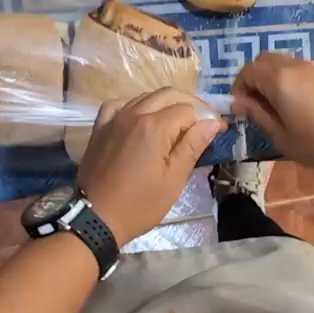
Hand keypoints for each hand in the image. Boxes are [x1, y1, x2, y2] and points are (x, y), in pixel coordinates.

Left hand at [77, 88, 226, 243]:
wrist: (96, 217)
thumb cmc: (140, 204)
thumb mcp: (174, 179)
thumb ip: (193, 146)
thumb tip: (212, 122)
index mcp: (155, 126)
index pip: (189, 110)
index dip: (206, 119)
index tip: (217, 132)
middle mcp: (134, 114)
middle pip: (168, 95)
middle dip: (189, 105)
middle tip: (201, 123)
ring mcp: (114, 119)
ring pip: (144, 96)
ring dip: (164, 104)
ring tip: (175, 123)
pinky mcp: (100, 128)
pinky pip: (118, 104)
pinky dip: (133, 105)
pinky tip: (140, 116)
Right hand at [232, 53, 313, 175]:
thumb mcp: (280, 136)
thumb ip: (258, 114)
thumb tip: (240, 102)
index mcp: (279, 80)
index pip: (248, 71)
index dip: (239, 87)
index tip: (242, 108)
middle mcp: (296, 66)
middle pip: (264, 59)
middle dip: (254, 77)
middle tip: (257, 103)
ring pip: (284, 61)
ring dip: (273, 77)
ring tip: (279, 104)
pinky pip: (302, 69)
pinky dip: (292, 79)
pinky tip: (301, 104)